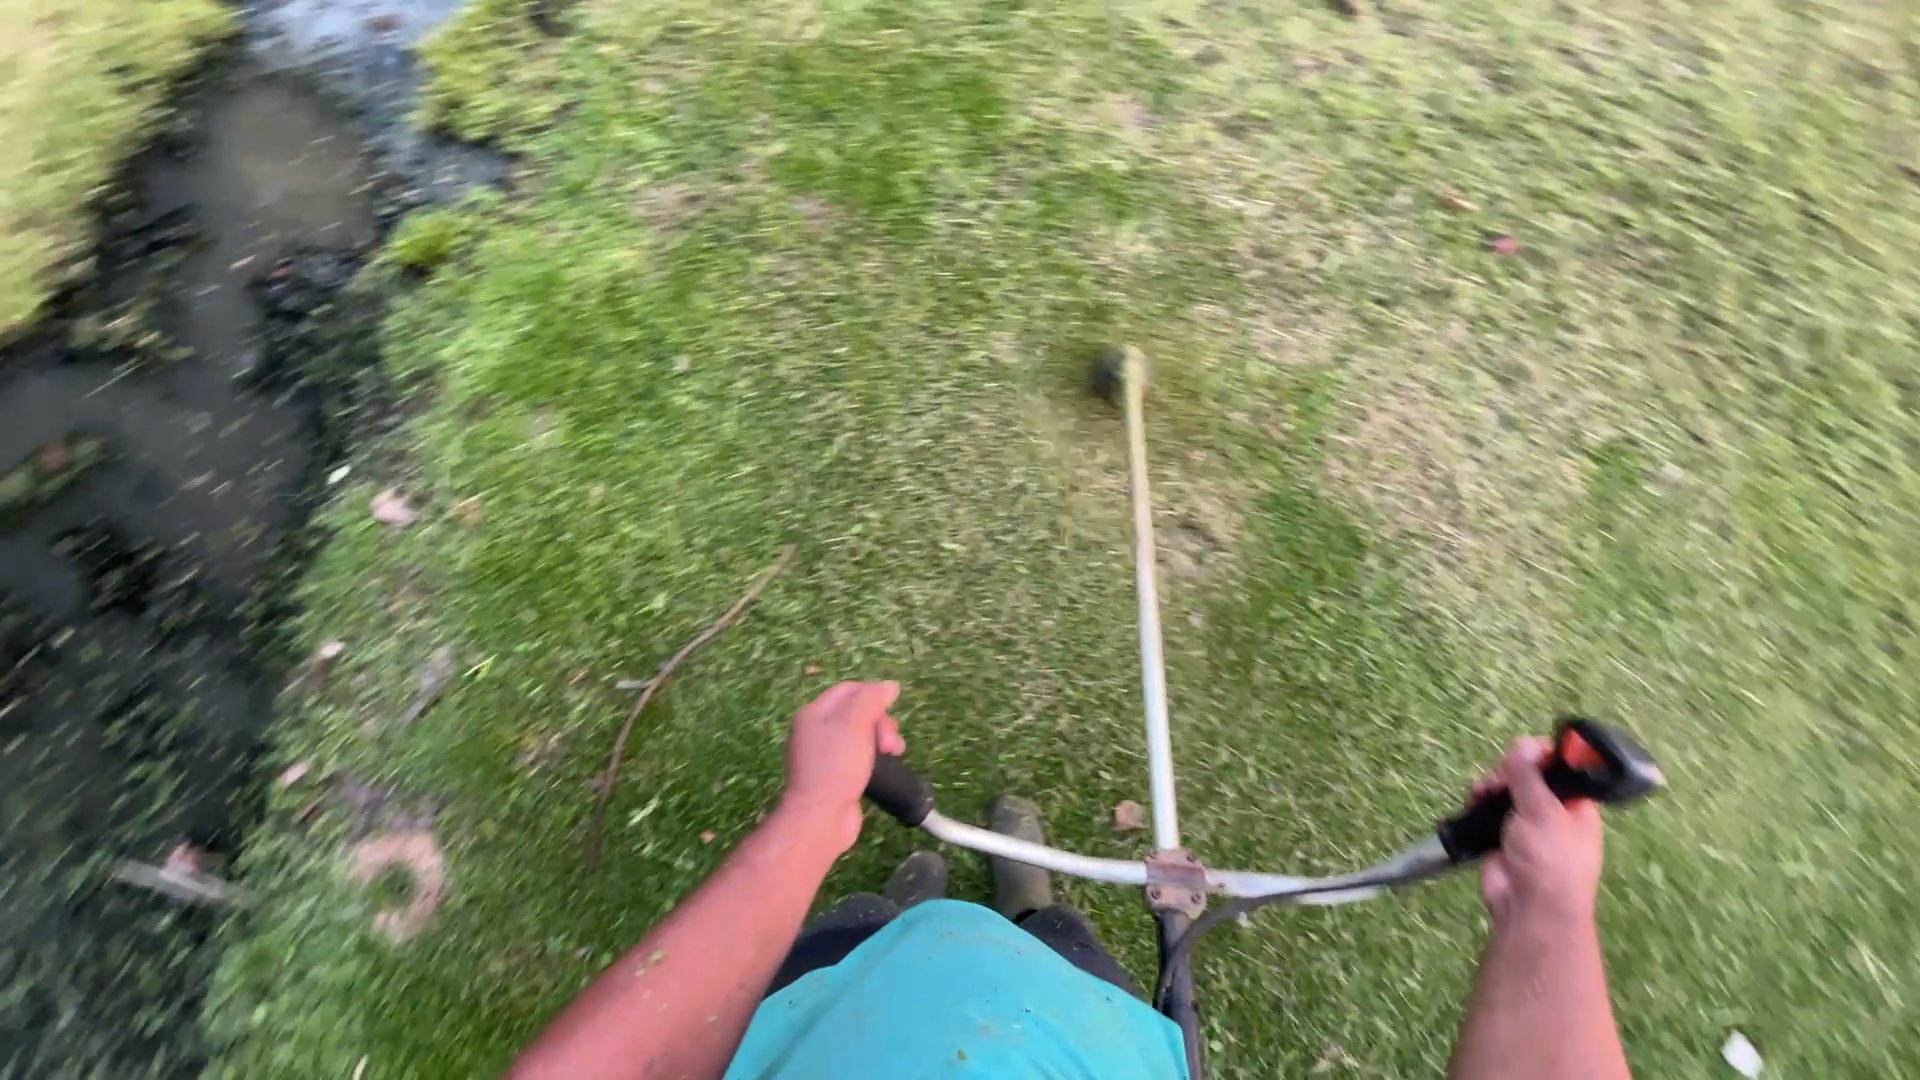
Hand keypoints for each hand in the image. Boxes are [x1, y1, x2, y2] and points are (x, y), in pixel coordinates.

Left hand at [778, 681, 905, 854]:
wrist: (821, 817)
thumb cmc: (837, 764)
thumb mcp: (855, 722)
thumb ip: (872, 698)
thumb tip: (890, 686)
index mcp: (815, 713)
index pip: (848, 690)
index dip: (873, 693)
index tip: (892, 707)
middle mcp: (818, 731)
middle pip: (859, 712)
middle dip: (881, 722)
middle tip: (889, 741)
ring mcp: (828, 755)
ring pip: (864, 735)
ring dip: (883, 740)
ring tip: (893, 753)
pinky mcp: (838, 775)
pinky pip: (863, 756)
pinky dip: (877, 758)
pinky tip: (887, 766)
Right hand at [1470, 737, 1603, 930]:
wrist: (1529, 906)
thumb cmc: (1549, 859)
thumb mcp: (1543, 812)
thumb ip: (1529, 776)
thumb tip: (1524, 742)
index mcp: (1576, 807)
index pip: (1560, 769)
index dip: (1540, 756)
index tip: (1520, 754)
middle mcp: (1552, 813)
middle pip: (1527, 776)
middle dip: (1507, 772)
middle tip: (1500, 782)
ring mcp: (1526, 825)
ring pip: (1504, 790)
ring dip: (1490, 786)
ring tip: (1481, 793)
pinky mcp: (1501, 835)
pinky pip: (1488, 808)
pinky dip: (1478, 803)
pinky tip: (1472, 803)